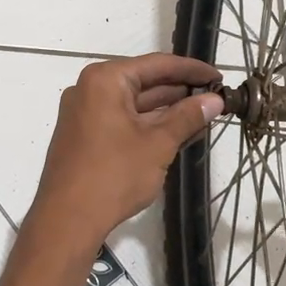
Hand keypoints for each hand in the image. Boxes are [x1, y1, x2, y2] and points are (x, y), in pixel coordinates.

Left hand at [25, 54, 224, 251]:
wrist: (66, 220)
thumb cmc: (114, 175)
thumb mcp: (158, 144)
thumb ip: (187, 117)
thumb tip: (215, 100)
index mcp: (105, 79)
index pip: (157, 65)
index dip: (192, 70)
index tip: (219, 77)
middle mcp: (89, 89)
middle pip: (143, 82)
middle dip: (179, 92)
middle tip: (215, 98)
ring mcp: (83, 113)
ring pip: (133, 105)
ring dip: (166, 111)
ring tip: (203, 117)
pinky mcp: (83, 136)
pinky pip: (121, 121)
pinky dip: (147, 126)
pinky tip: (175, 133)